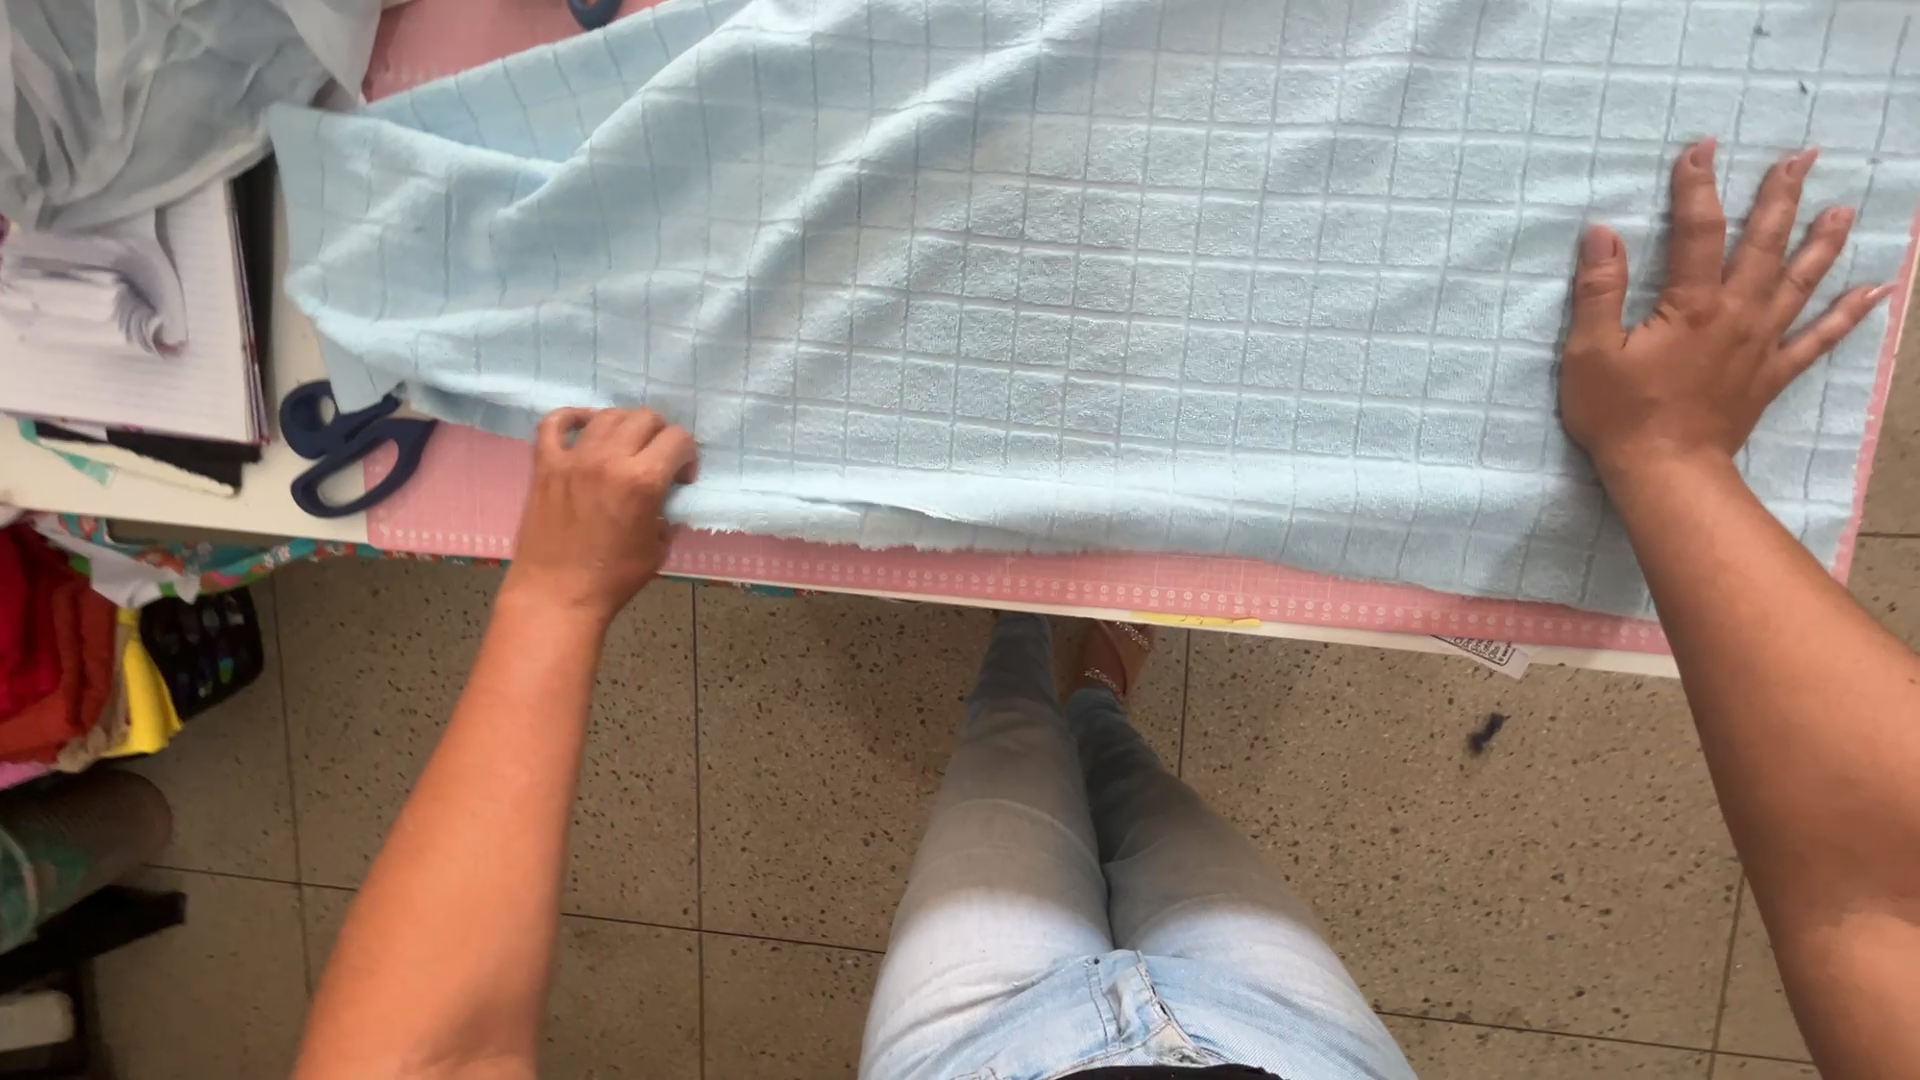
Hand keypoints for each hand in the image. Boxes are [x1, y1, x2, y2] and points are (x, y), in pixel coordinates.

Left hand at [500, 407, 697, 622]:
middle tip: (659, 460)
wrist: (558, 594)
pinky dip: (573, 417)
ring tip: (628, 446)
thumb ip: (667, 511)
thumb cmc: (614, 577)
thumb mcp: (659, 545)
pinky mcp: (545, 465)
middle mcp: (609, 460)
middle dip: (662, 434)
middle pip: (646, 417)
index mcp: (643, 481)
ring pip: (608, 415)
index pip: (679, 439)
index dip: (689, 455)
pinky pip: (555, 422)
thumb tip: (666, 496)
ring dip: (627, 425)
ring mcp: (573, 459)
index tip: (682, 478)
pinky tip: (586, 427)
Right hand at [1560, 138, 1895, 483]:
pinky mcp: (1770, 374)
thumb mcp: (1590, 352)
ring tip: (1844, 208)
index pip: (1698, 234)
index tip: (1702, 149)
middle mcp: (1738, 315)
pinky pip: (1819, 337)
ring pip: (1802, 281)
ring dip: (1824, 242)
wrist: (1663, 467)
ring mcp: (1762, 344)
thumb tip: (1601, 233)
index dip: (1698, 189)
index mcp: (1692, 306)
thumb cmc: (1617, 411)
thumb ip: (1599, 291)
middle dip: (1780, 199)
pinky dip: (1850, 312)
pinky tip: (1878, 290)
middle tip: (1802, 158)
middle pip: (1763, 246)